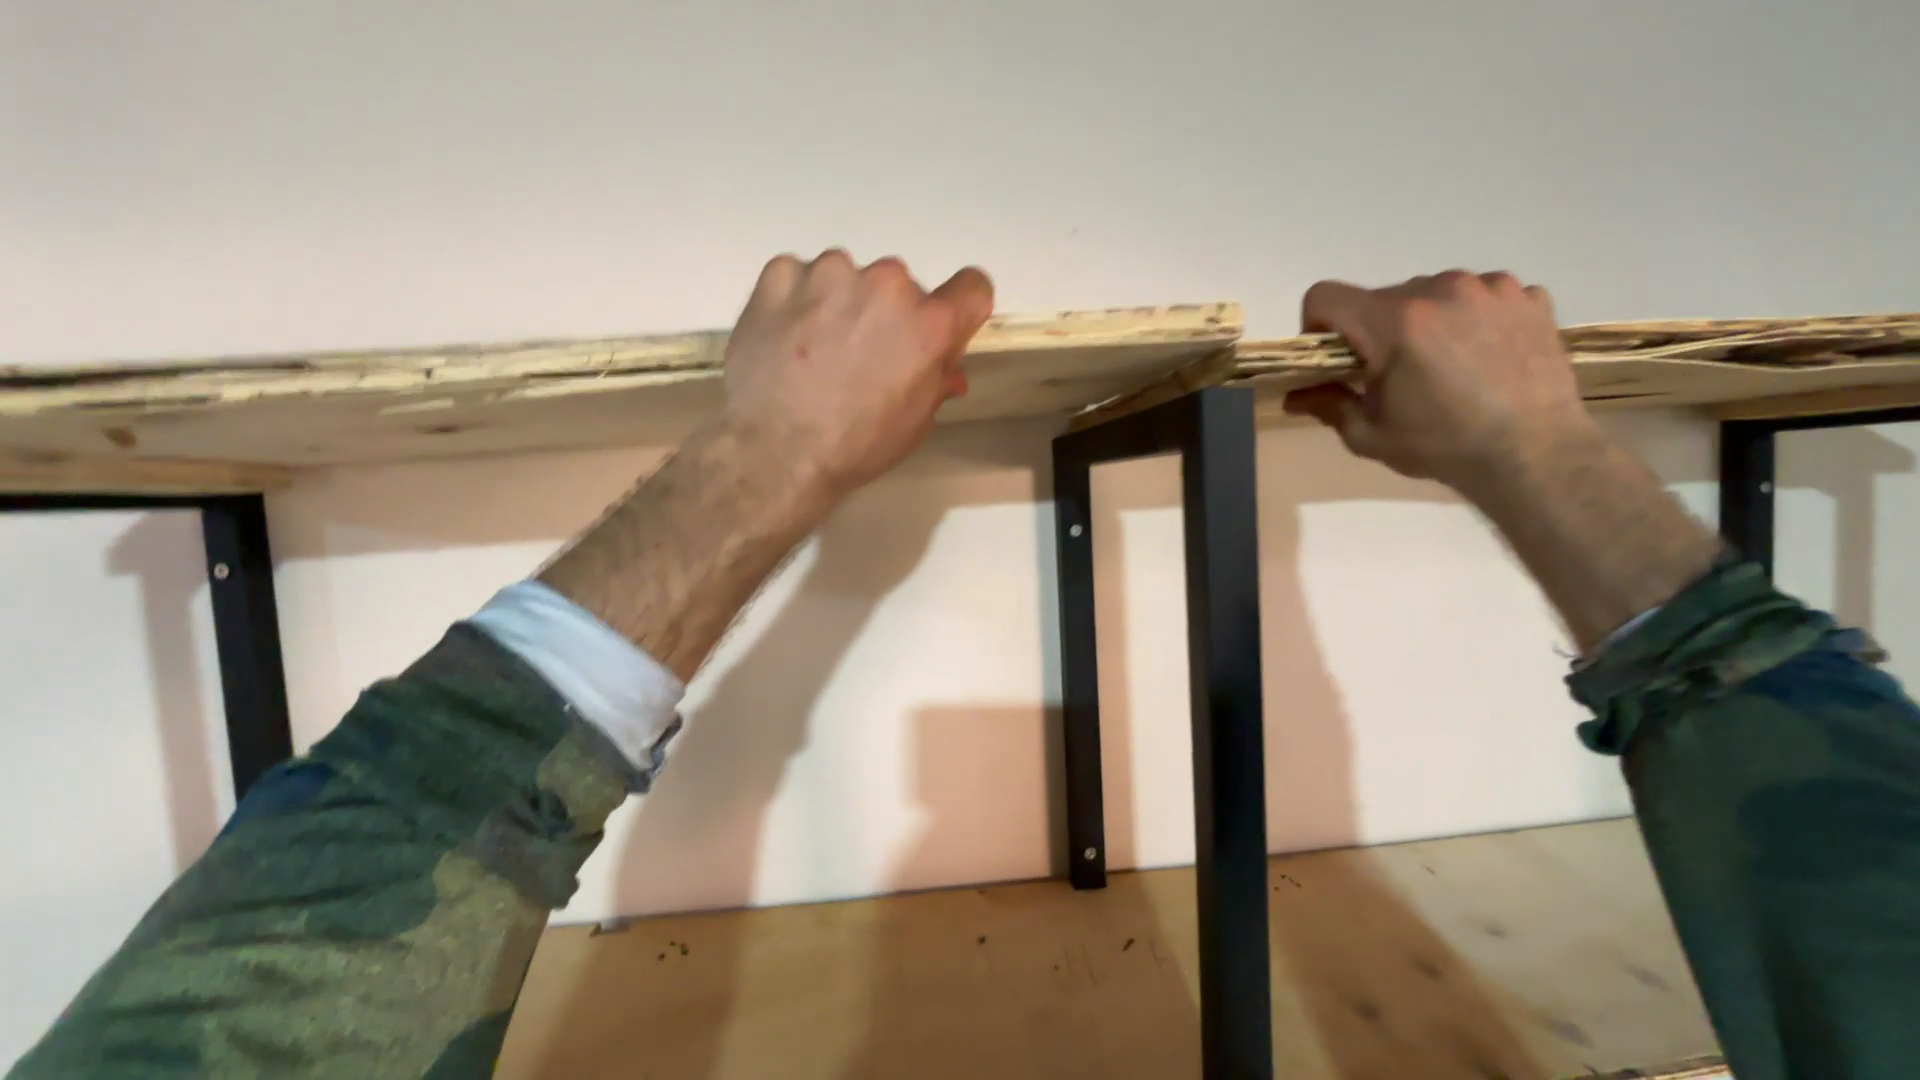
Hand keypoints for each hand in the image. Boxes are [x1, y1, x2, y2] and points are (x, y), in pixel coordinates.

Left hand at [721, 250, 994, 499]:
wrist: (775, 451)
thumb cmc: (855, 447)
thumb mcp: (914, 424)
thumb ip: (936, 381)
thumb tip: (947, 368)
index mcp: (929, 325)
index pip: (972, 287)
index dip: (958, 309)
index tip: (937, 328)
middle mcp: (887, 285)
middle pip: (900, 285)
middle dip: (886, 313)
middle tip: (860, 355)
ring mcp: (830, 272)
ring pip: (846, 276)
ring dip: (840, 302)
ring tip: (815, 349)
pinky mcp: (781, 272)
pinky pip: (799, 275)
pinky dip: (796, 300)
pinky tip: (785, 338)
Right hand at [1283, 270, 1597, 500]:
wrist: (1535, 455)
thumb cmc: (1442, 446)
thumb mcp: (1369, 434)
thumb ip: (1327, 404)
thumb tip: (1294, 396)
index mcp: (1393, 322)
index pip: (1325, 296)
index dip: (1317, 325)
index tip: (1333, 356)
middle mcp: (1439, 289)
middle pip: (1382, 297)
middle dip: (1377, 330)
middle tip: (1394, 373)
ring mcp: (1489, 288)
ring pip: (1433, 293)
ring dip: (1426, 321)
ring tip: (1445, 364)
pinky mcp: (1527, 296)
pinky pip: (1483, 295)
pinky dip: (1474, 318)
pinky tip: (1484, 356)